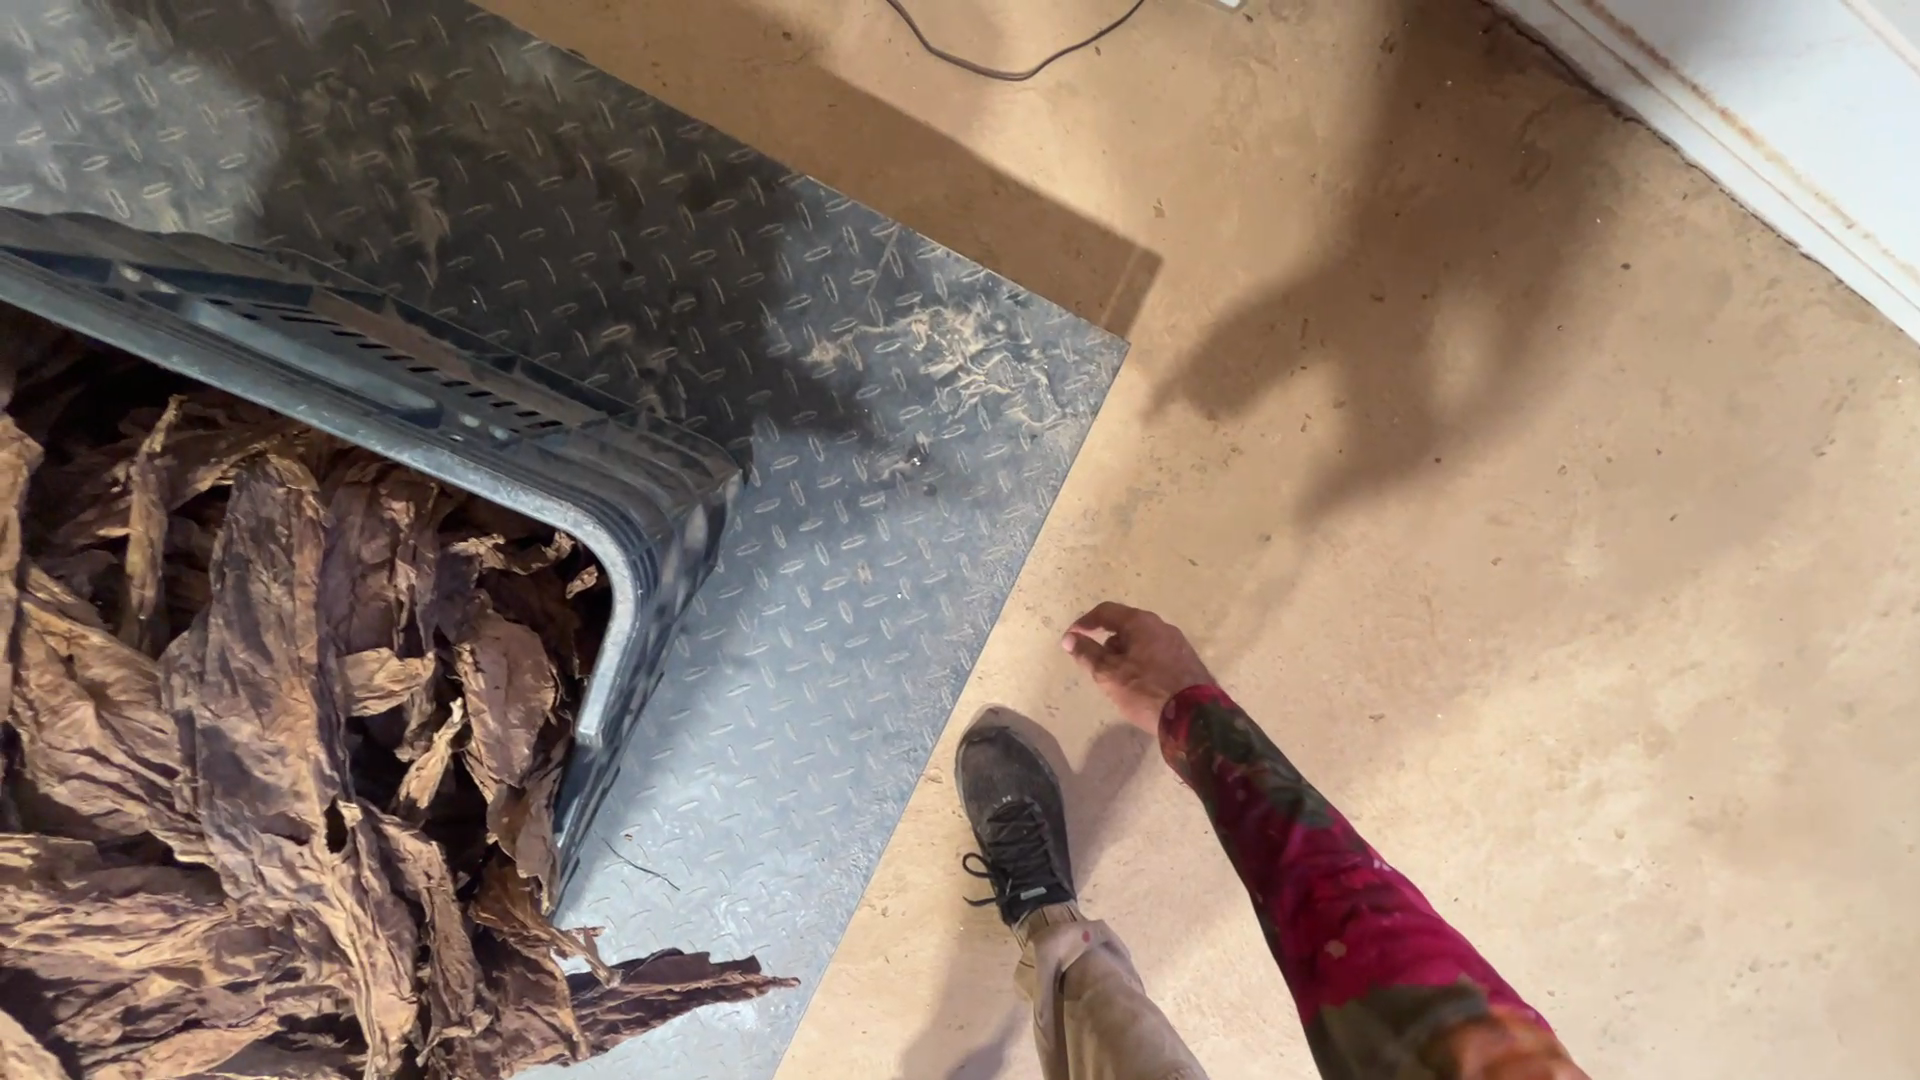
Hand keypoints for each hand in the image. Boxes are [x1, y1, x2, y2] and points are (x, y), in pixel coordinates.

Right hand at [1061, 602, 1215, 732]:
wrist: (1196, 718)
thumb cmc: (1146, 691)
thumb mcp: (1109, 674)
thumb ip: (1087, 653)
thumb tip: (1069, 638)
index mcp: (1141, 622)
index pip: (1105, 612)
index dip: (1084, 623)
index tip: (1071, 639)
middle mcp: (1162, 626)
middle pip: (1125, 626)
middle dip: (1106, 643)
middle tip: (1097, 666)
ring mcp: (1178, 643)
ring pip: (1141, 642)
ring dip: (1125, 655)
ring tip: (1119, 681)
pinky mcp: (1188, 661)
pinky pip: (1156, 655)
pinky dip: (1141, 663)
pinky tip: (1140, 685)